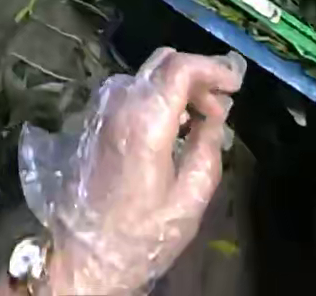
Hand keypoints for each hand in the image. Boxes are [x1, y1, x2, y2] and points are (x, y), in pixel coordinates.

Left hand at [21, 48, 244, 294]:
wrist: (80, 254)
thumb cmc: (139, 234)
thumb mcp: (188, 200)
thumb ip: (208, 148)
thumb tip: (216, 113)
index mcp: (144, 118)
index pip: (181, 66)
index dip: (213, 67)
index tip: (236, 82)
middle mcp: (120, 99)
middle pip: (165, 61)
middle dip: (198, 75)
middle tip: (221, 105)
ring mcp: (104, 102)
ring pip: (150, 74)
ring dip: (178, 86)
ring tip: (200, 119)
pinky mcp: (95, 112)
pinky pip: (134, 88)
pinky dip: (158, 94)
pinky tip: (173, 124)